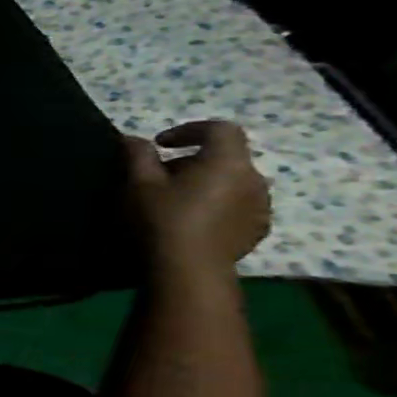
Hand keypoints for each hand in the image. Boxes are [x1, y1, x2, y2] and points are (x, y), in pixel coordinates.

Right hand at [124, 121, 271, 268]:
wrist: (189, 268)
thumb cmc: (163, 217)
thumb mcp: (139, 182)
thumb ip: (138, 154)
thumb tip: (134, 139)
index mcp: (228, 162)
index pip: (221, 129)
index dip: (190, 129)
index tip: (161, 144)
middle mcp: (254, 179)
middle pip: (226, 156)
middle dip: (194, 159)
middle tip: (161, 174)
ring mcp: (261, 206)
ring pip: (233, 181)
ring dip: (207, 181)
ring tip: (177, 198)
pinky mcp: (258, 228)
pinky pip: (239, 203)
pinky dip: (218, 201)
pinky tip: (193, 218)